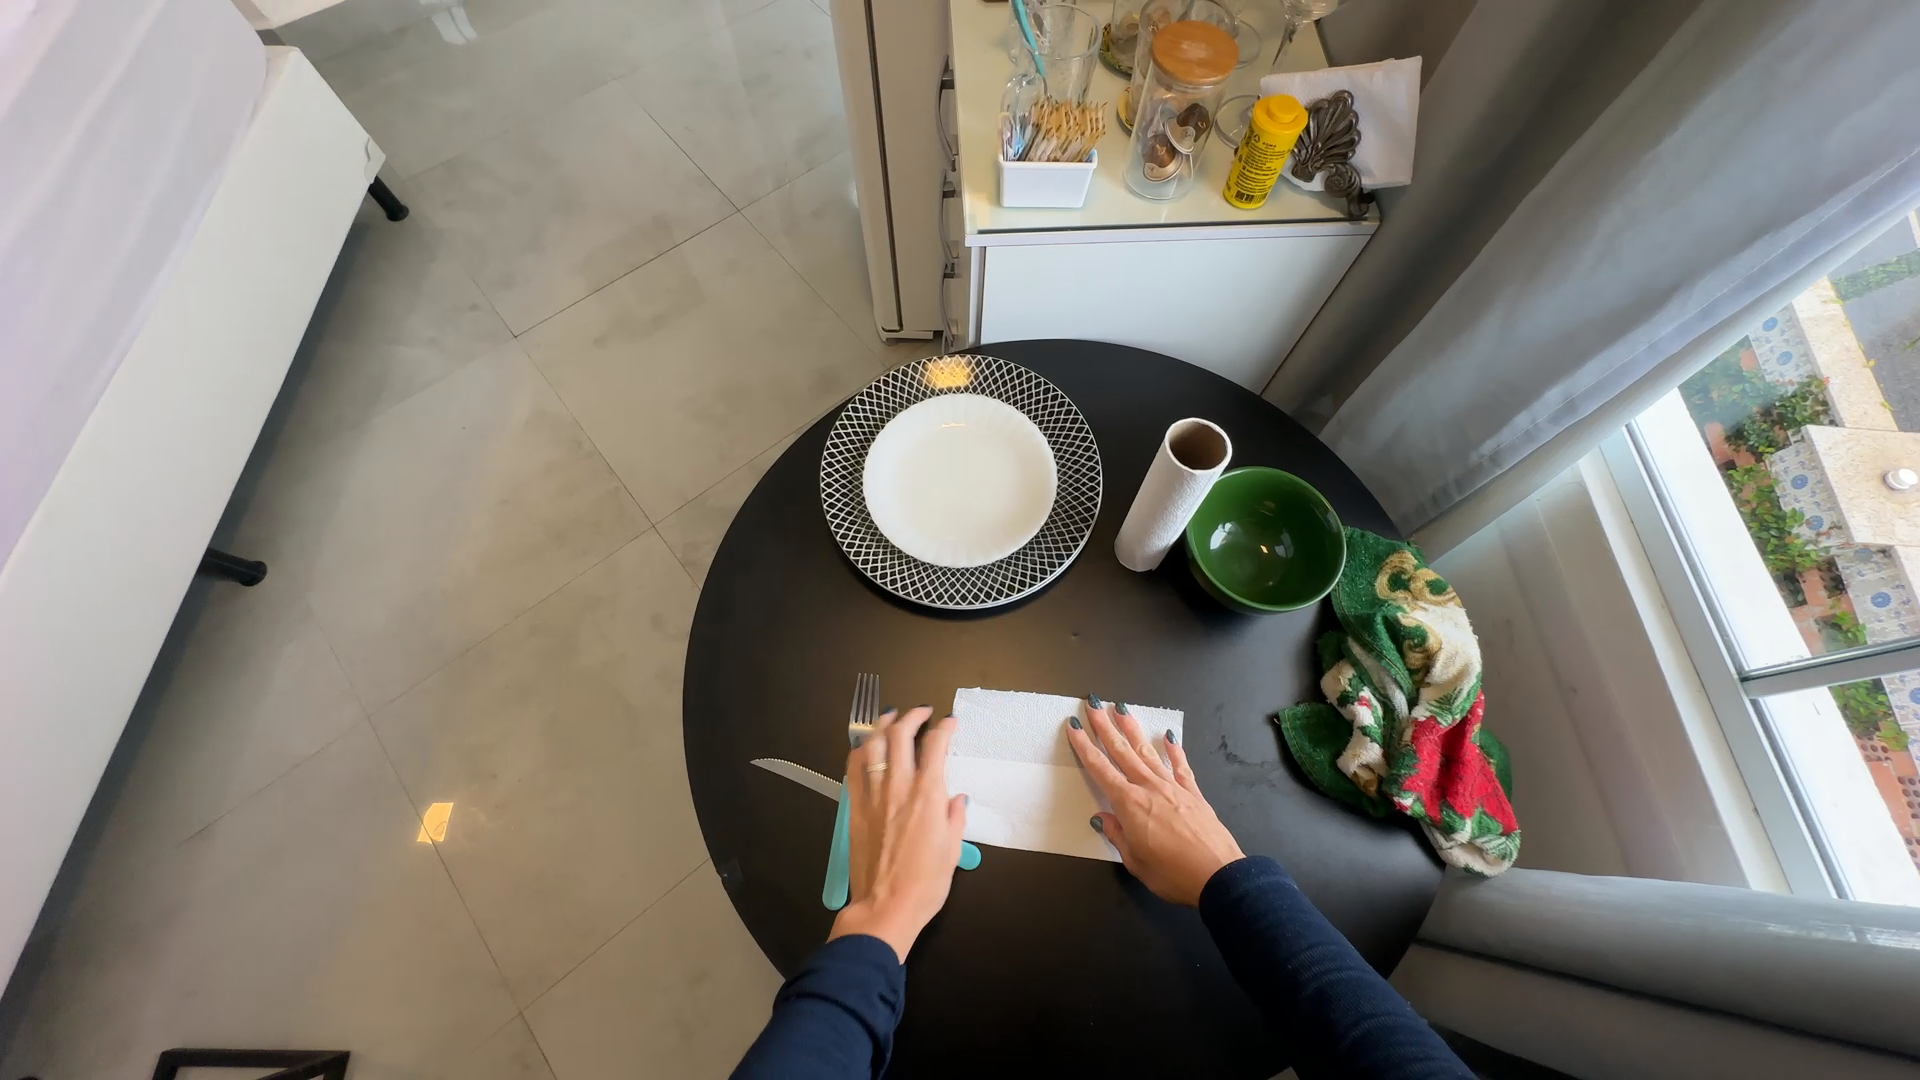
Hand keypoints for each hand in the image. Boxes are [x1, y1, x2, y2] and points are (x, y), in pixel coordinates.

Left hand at [829, 706, 969, 960]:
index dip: (945, 727)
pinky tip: (866, 744)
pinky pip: (854, 768)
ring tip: (891, 716)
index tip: (950, 722)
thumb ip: (955, 817)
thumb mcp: (953, 850)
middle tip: (922, 712)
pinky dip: (861, 749)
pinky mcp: (856, 806)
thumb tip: (956, 798)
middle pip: (901, 734)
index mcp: (928, 794)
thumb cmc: (927, 883)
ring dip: (884, 724)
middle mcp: (900, 785)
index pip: (936, 745)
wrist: (886, 907)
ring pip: (874, 744)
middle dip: (913, 715)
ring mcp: (874, 794)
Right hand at [1067, 697, 1243, 906]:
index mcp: (1129, 803)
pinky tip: (1169, 736)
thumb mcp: (1134, 861)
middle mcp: (1148, 787)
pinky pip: (1181, 766)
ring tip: (1122, 710)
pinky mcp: (1193, 793)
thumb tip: (1102, 818)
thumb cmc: (1171, 873)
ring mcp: (1172, 787)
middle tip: (1095, 704)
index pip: (1100, 769)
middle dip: (1105, 727)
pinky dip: (1174, 750)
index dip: (1084, 746)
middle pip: (1122, 751)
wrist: (1218, 875)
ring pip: (1148, 752)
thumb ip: (1117, 835)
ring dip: (1133, 730)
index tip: (1075, 726)